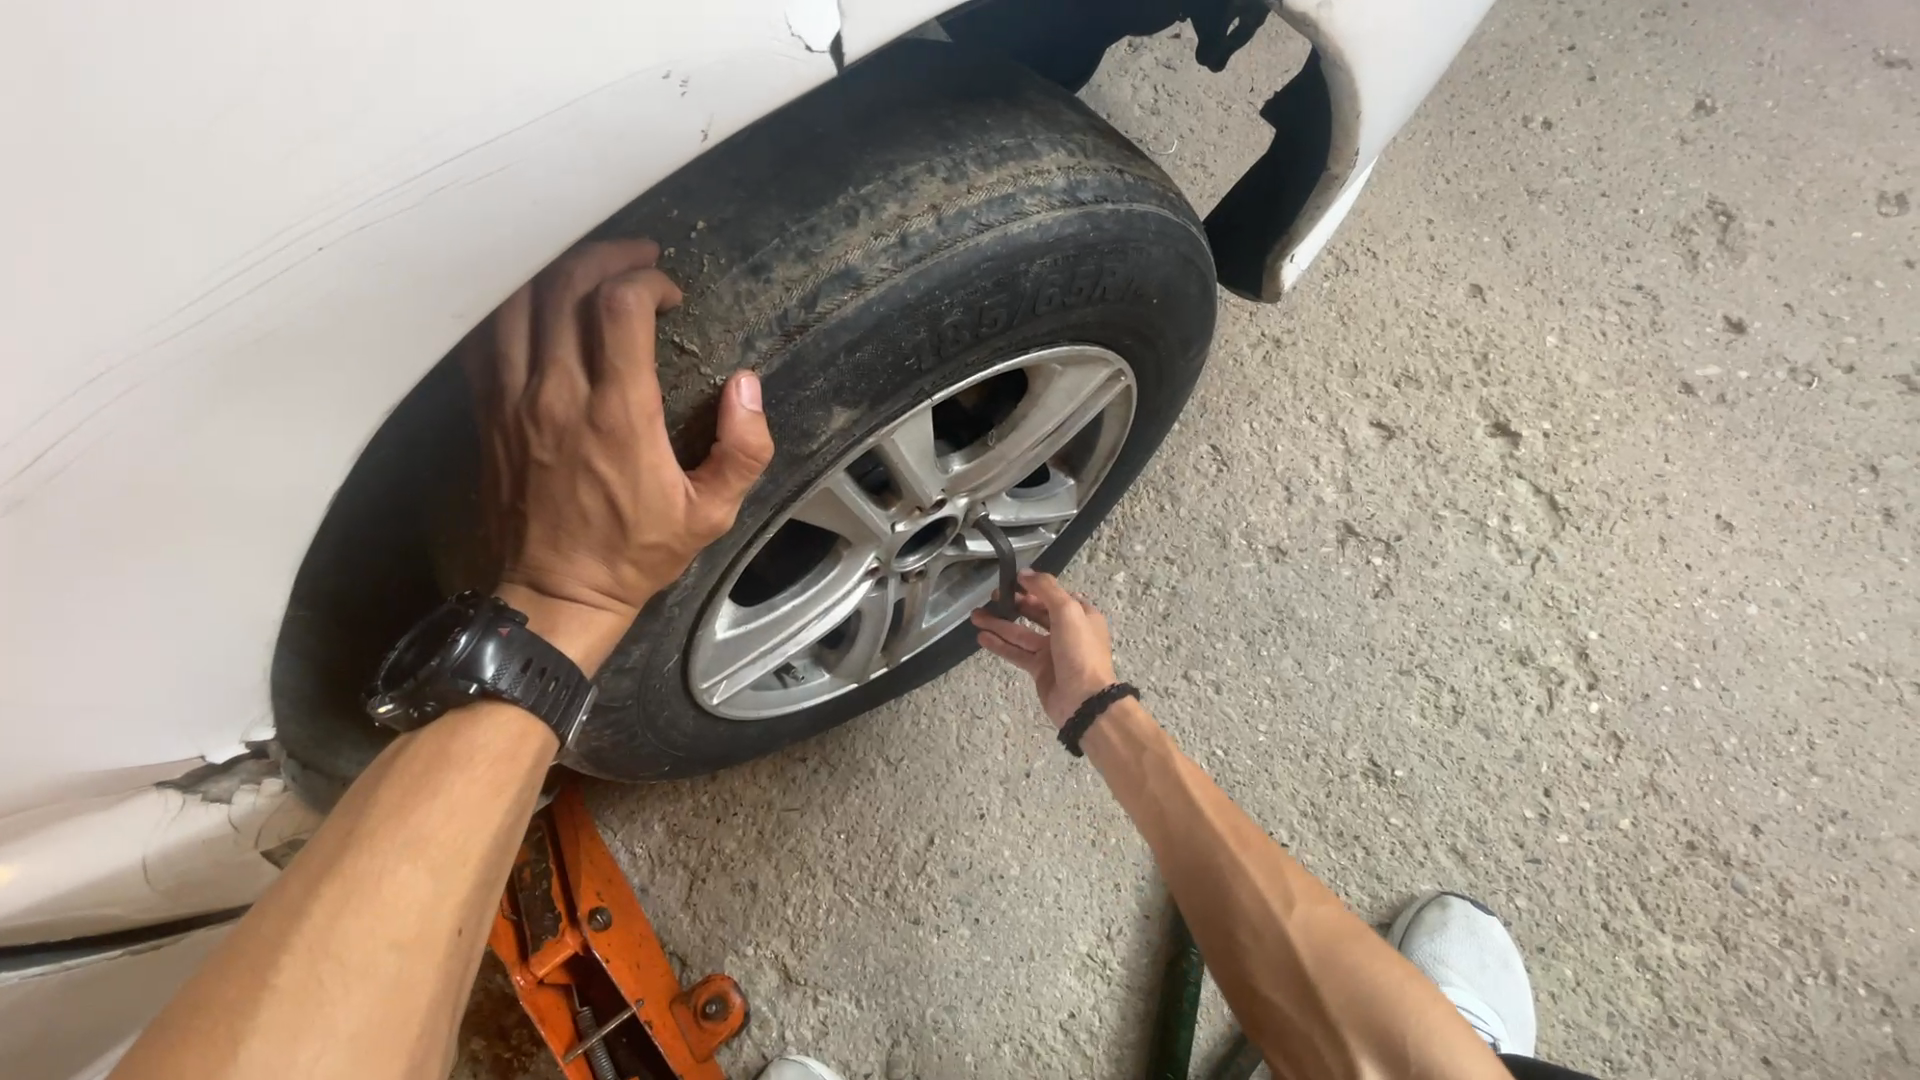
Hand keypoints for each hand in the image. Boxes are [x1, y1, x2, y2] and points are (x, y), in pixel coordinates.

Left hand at [463, 239, 773, 670]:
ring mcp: (513, 400)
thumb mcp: (712, 513)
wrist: (556, 592)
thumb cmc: (638, 553)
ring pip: (520, 302)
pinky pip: (487, 336)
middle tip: (636, 260)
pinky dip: (513, 306)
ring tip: (590, 269)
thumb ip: (743, 449)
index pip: (619, 308)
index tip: (670, 294)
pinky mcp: (488, 413)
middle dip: (605, 258)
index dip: (647, 281)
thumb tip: (747, 385)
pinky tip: (538, 304)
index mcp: (618, 415)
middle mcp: (558, 394)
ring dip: (557, 271)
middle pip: (565, 288)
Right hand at [970, 570, 1118, 727]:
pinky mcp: (1039, 670)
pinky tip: (982, 637)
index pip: (1055, 595)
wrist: (1084, 701)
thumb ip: (1046, 589)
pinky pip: (1016, 652)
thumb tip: (1025, 572)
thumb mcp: (1068, 611)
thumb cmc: (1080, 651)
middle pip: (1036, 612)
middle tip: (991, 596)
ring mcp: (1052, 652)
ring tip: (976, 615)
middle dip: (1014, 603)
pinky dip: (1000, 645)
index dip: (1034, 587)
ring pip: (1021, 633)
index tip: (1012, 580)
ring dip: (999, 624)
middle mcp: (1067, 631)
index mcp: (1081, 615)